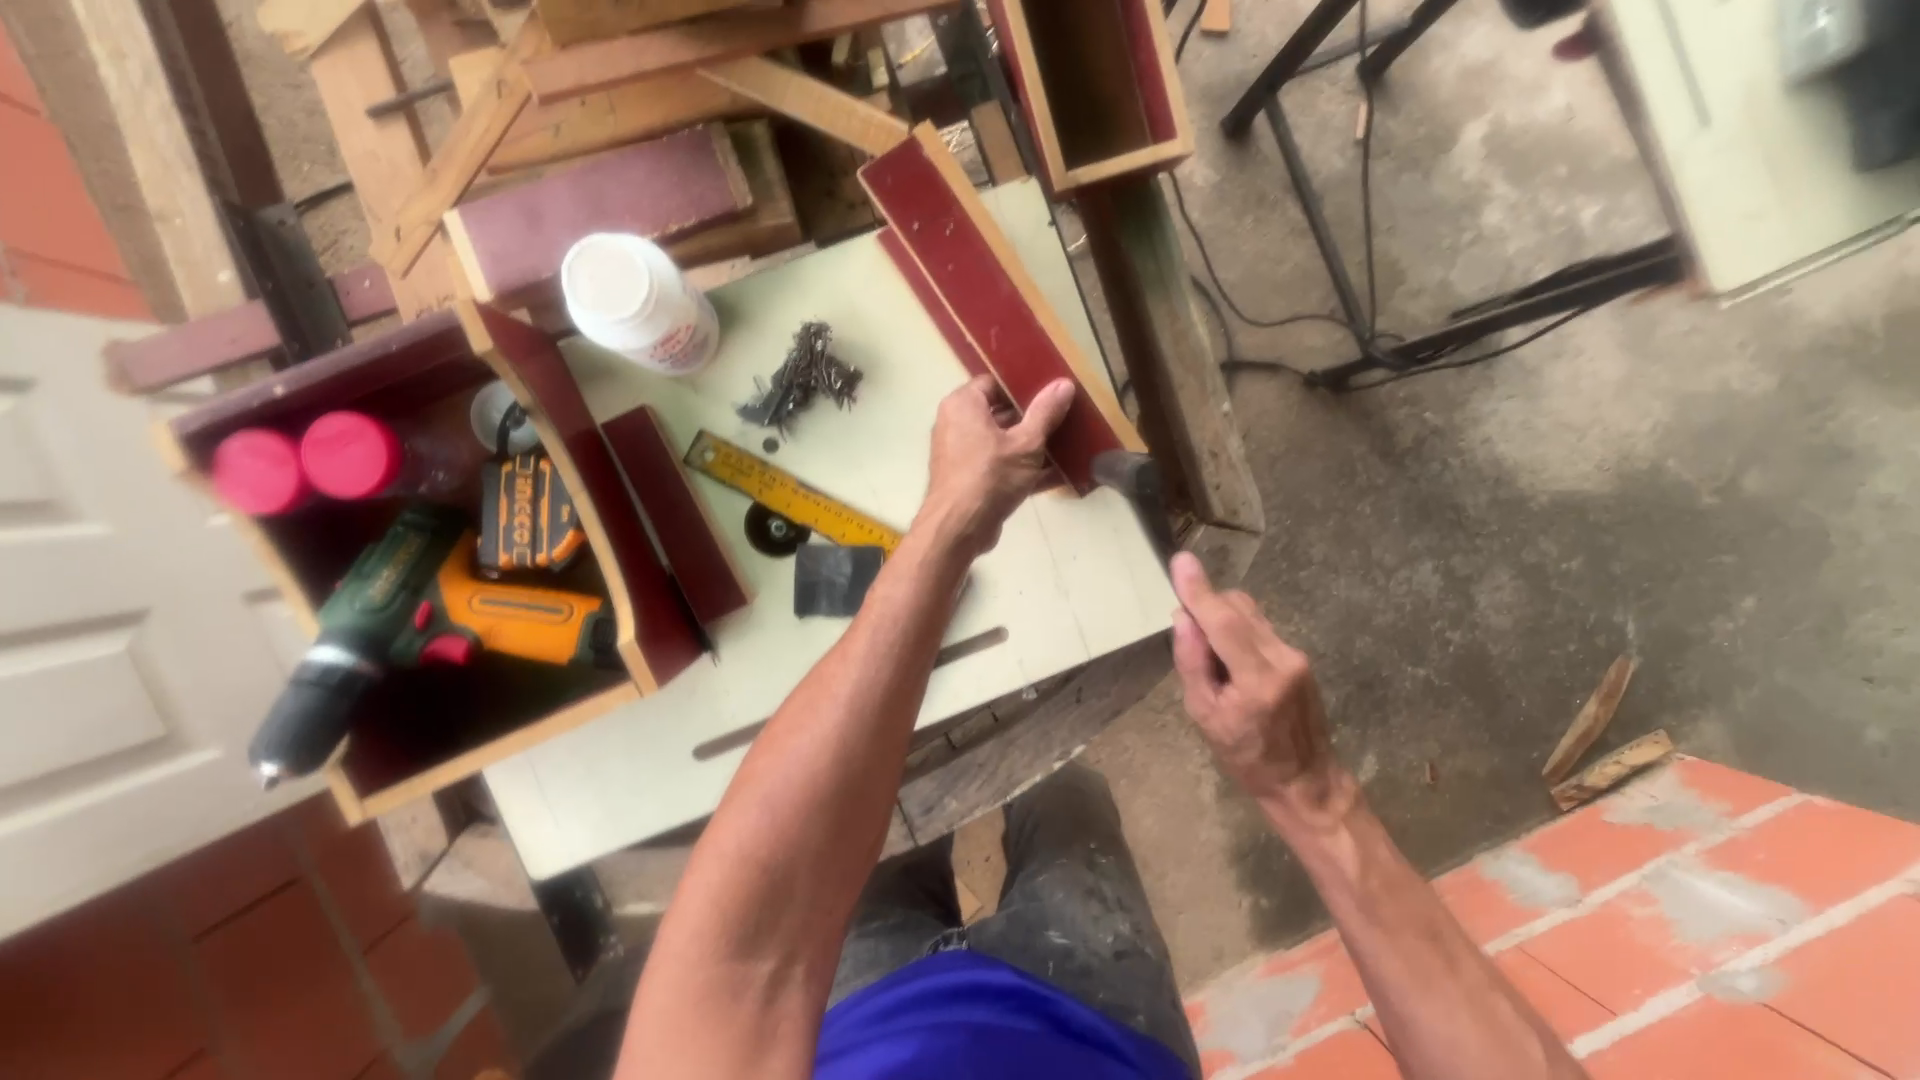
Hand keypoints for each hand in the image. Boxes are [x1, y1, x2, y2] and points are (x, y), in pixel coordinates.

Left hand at [917, 375, 1075, 557]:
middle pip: (999, 413)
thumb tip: (1064, 384)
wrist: (959, 529)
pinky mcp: (968, 479)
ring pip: (1001, 442)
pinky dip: (1021, 469)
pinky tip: (1055, 474)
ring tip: (1066, 442)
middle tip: (1064, 416)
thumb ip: (1045, 412)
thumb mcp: (1026, 443)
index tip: (1050, 391)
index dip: (1023, 386)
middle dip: (1031, 417)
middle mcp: (955, 423)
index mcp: (963, 404)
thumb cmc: (990, 476)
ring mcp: (960, 453)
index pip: (994, 383)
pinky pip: (998, 465)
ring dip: (1030, 446)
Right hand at [1169, 553, 1355, 828]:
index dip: (1199, 591)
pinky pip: (1260, 629)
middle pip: (1238, 608)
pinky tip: (1233, 665)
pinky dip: (1239, 633)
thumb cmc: (1245, 756)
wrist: (1303, 780)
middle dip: (1207, 607)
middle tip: (1188, 637)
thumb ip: (1192, 663)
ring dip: (1223, 620)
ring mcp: (1297, 656)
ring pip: (1250, 615)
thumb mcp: (1204, 716)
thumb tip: (1183, 618)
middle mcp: (1283, 658)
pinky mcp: (1300, 658)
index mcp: (1257, 679)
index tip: (1181, 562)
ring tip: (1213, 660)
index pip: (1223, 621)